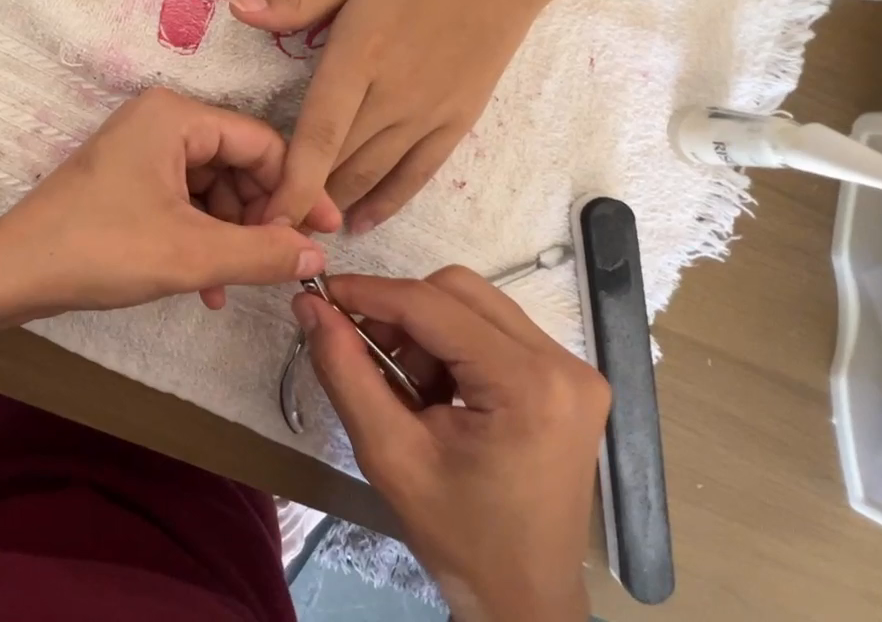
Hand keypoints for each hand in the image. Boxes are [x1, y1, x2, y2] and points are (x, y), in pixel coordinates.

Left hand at [0, 89, 339, 319]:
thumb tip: (317, 253)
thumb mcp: (191, 253)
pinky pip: (183, 202)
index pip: (261, 142)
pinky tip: (207, 287)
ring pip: (212, 189)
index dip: (296, 191)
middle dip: (260, 218)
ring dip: (231, 236)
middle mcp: (160, 121)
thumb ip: (262, 252)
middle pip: (237, 163)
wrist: (14, 271)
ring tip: (236, 283)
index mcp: (175, 116)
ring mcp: (141, 150)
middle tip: (281, 265)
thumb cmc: (101, 249)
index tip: (324, 236)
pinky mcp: (128, 180)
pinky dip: (201, 238)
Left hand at [234, 0, 570, 231]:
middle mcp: (393, 97)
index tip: (268, 221)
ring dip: (338, 206)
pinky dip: (388, 202)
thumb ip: (296, 1)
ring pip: (374, 175)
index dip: (293, 183)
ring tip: (305, 230)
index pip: (319, 135)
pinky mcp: (457, 123)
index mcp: (360, 59)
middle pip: (341, 164)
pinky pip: (417, 174)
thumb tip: (237, 9)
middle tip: (269, 230)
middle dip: (305, 203)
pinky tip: (362, 221)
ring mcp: (429, 115)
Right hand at [297, 269, 608, 621]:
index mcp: (528, 385)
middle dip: (400, 312)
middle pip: (458, 291)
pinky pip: (492, 329)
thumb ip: (345, 370)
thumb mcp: (387, 453)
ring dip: (424, 328)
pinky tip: (435, 390)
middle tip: (366, 353)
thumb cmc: (456, 533)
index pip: (432, 305)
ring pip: (474, 303)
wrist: (523, 596)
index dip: (368, 292)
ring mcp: (573, 370)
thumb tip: (308, 304)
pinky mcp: (567, 379)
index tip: (318, 294)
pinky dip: (449, 344)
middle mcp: (563, 363)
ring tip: (405, 386)